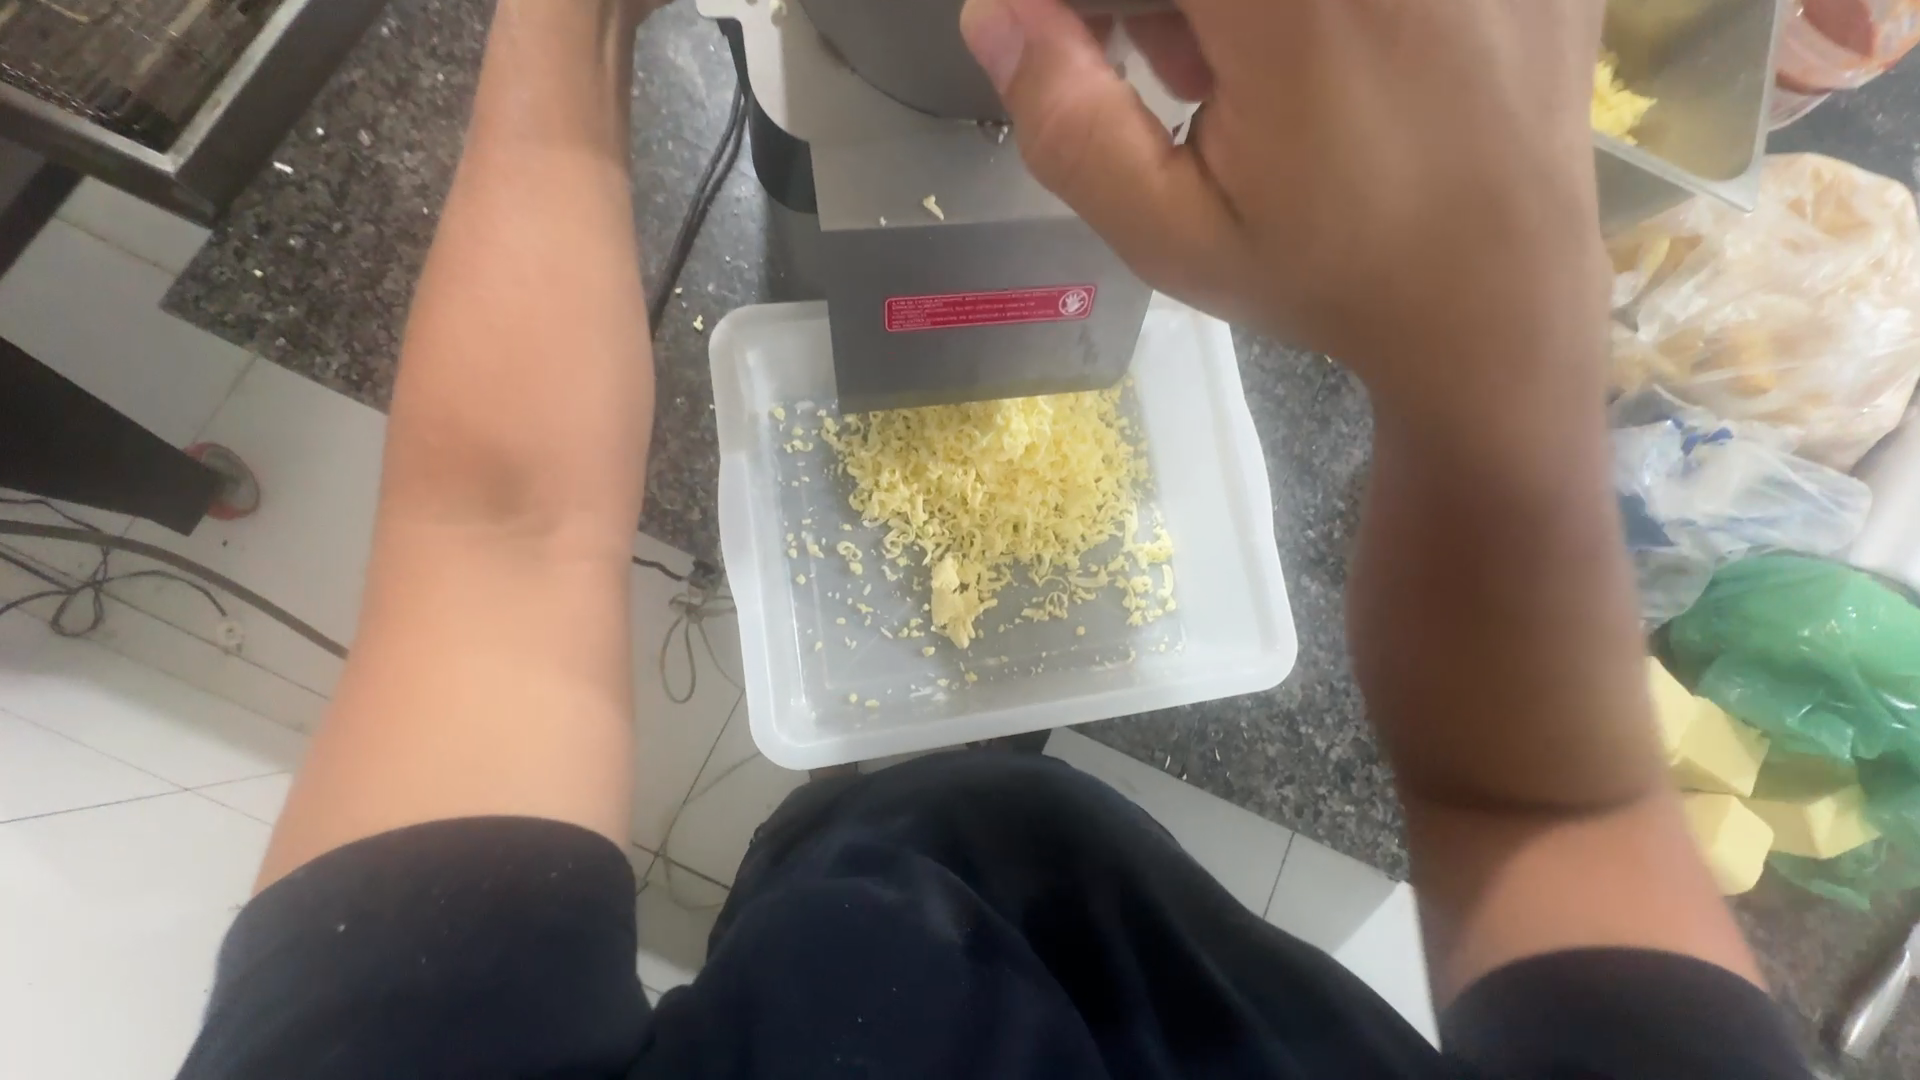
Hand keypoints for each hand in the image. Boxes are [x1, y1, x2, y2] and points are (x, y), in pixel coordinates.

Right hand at [960, 0, 1609, 410]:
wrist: (1493, 296)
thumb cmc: (1322, 274)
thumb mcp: (1172, 235)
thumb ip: (1070, 126)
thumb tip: (992, 13)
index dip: (1092, 7)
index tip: (1096, 56)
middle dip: (1166, 10)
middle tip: (1188, 75)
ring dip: (1232, 6)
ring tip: (1259, 70)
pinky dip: (1310, 6)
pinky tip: (1340, 43)